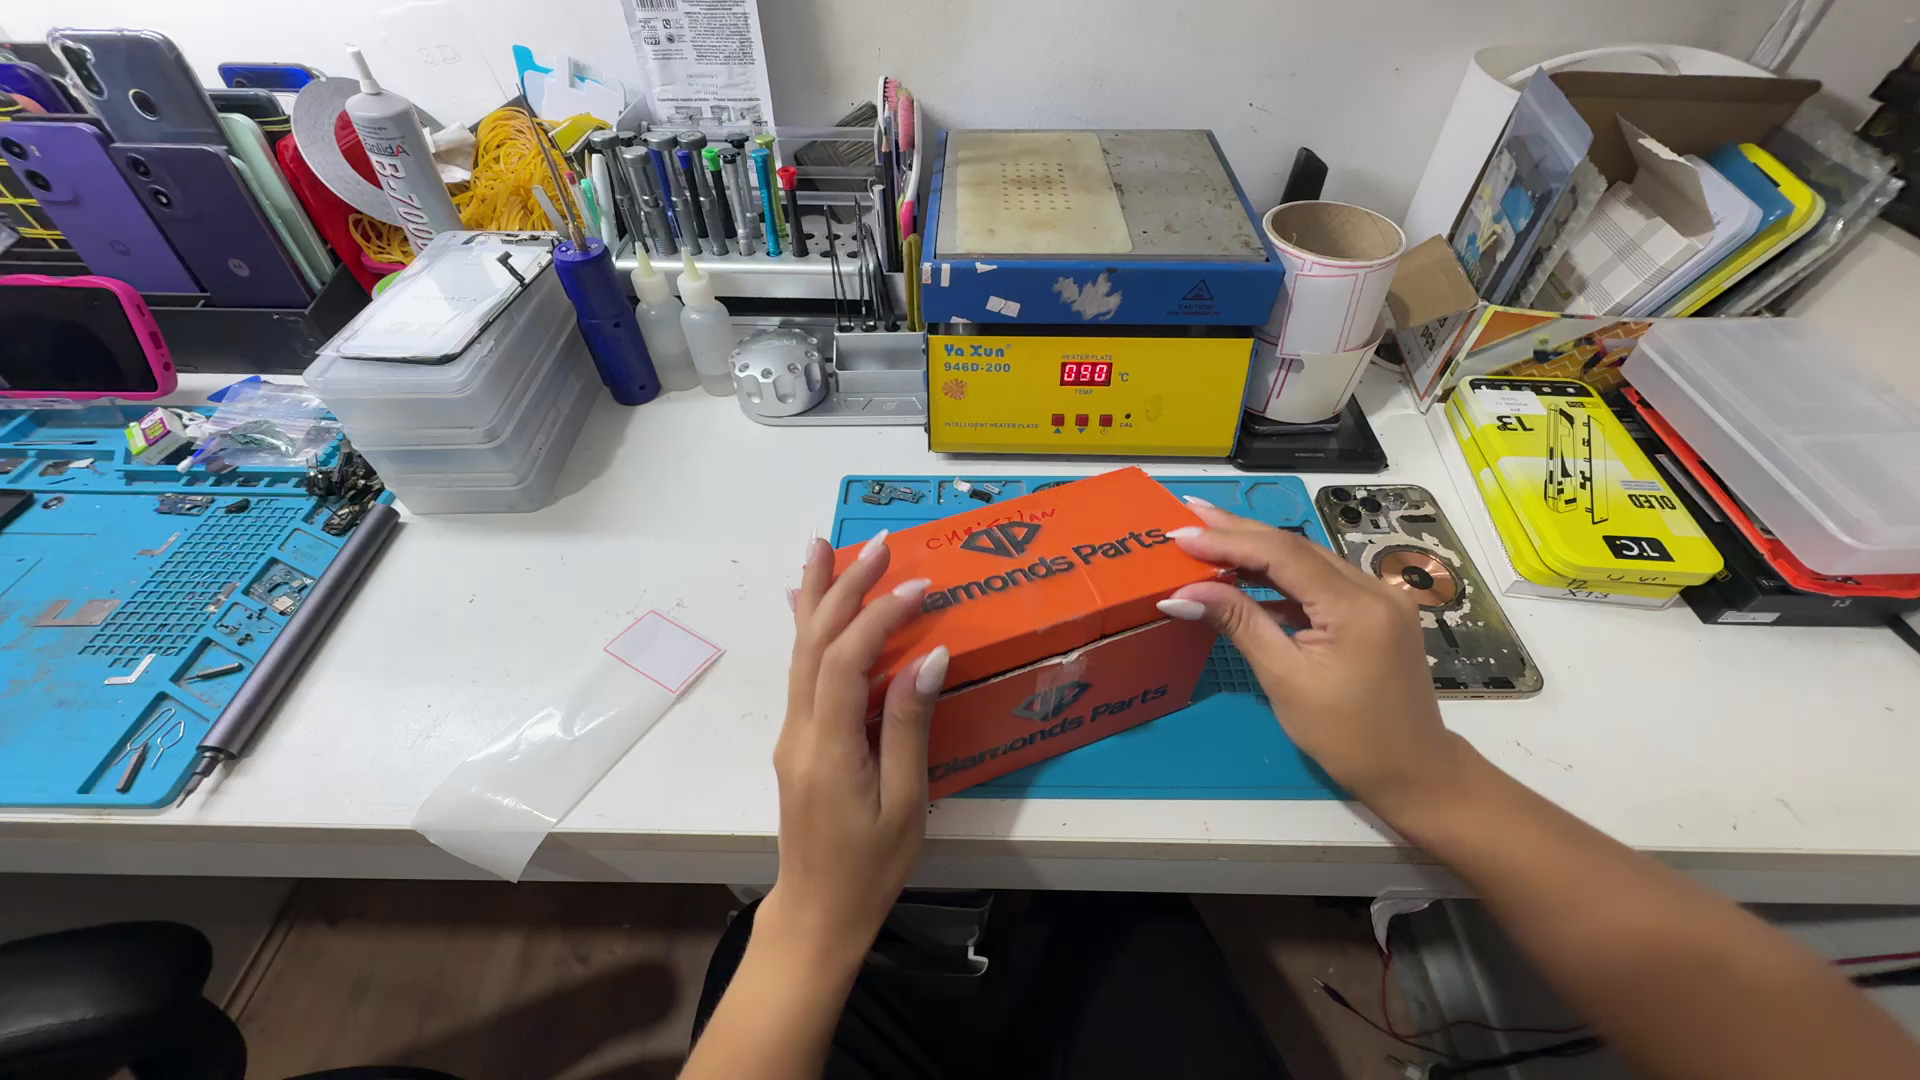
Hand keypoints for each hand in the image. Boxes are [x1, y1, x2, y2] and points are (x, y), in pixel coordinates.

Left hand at [764, 532, 948, 969]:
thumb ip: (909, 727)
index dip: (881, 616)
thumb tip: (929, 657)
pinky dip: (807, 627)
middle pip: (815, 642)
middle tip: (876, 544)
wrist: (816, 911)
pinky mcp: (796, 738)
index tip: (919, 587)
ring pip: (800, 650)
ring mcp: (792, 732)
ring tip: (822, 546)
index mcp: (828, 747)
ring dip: (816, 595)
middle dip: (845, 587)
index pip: (848, 660)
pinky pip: (800, 670)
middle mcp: (800, 729)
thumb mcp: (905, 804)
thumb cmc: (869, 866)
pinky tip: (803, 603)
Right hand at [1154, 502, 1468, 815]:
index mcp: (1356, 607)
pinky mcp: (1372, 610)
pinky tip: (1243, 572)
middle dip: (1237, 530)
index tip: (1180, 534)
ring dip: (1254, 548)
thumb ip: (1239, 623)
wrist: (1413, 772)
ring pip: (1306, 559)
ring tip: (1206, 535)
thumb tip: (1183, 593)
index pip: (1282, 555)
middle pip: (1295, 547)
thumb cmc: (1345, 736)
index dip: (1227, 540)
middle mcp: (1373, 589)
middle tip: (1188, 512)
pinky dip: (1276, 576)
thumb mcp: (1284, 679)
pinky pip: (1317, 581)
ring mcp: (1377, 597)